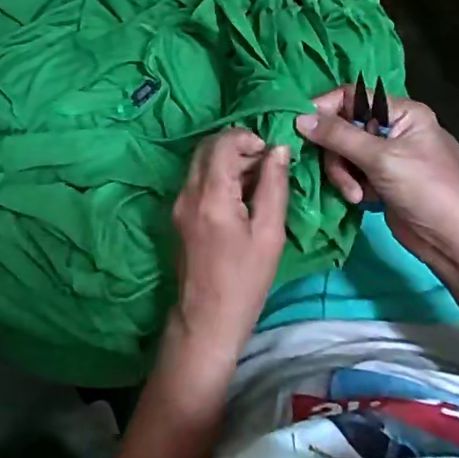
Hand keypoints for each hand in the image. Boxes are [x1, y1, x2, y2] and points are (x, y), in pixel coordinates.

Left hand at [169, 128, 288, 354]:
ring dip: (228, 159)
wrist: (206, 320)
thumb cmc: (245, 280)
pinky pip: (197, 179)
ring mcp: (179, 202)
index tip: (271, 152)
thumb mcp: (269, 233)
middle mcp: (188, 192)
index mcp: (210, 195)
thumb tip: (279, 150)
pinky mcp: (179, 214)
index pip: (223, 143)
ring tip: (258, 179)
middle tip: (265, 163)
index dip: (248, 137)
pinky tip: (241, 194)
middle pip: (207, 147)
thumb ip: (274, 186)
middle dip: (237, 145)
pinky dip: (219, 174)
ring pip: (201, 161)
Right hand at [295, 87, 458, 272]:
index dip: (326, 109)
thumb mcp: (381, 159)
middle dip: (337, 153)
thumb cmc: (426, 190)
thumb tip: (299, 118)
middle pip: (344, 127)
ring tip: (357, 195)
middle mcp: (394, 128)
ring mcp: (388, 156)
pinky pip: (352, 172)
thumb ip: (339, 136)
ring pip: (344, 153)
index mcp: (403, 112)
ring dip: (343, 174)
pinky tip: (362, 201)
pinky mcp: (381, 180)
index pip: (353, 97)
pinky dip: (351, 185)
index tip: (302, 127)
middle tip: (344, 177)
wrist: (455, 241)